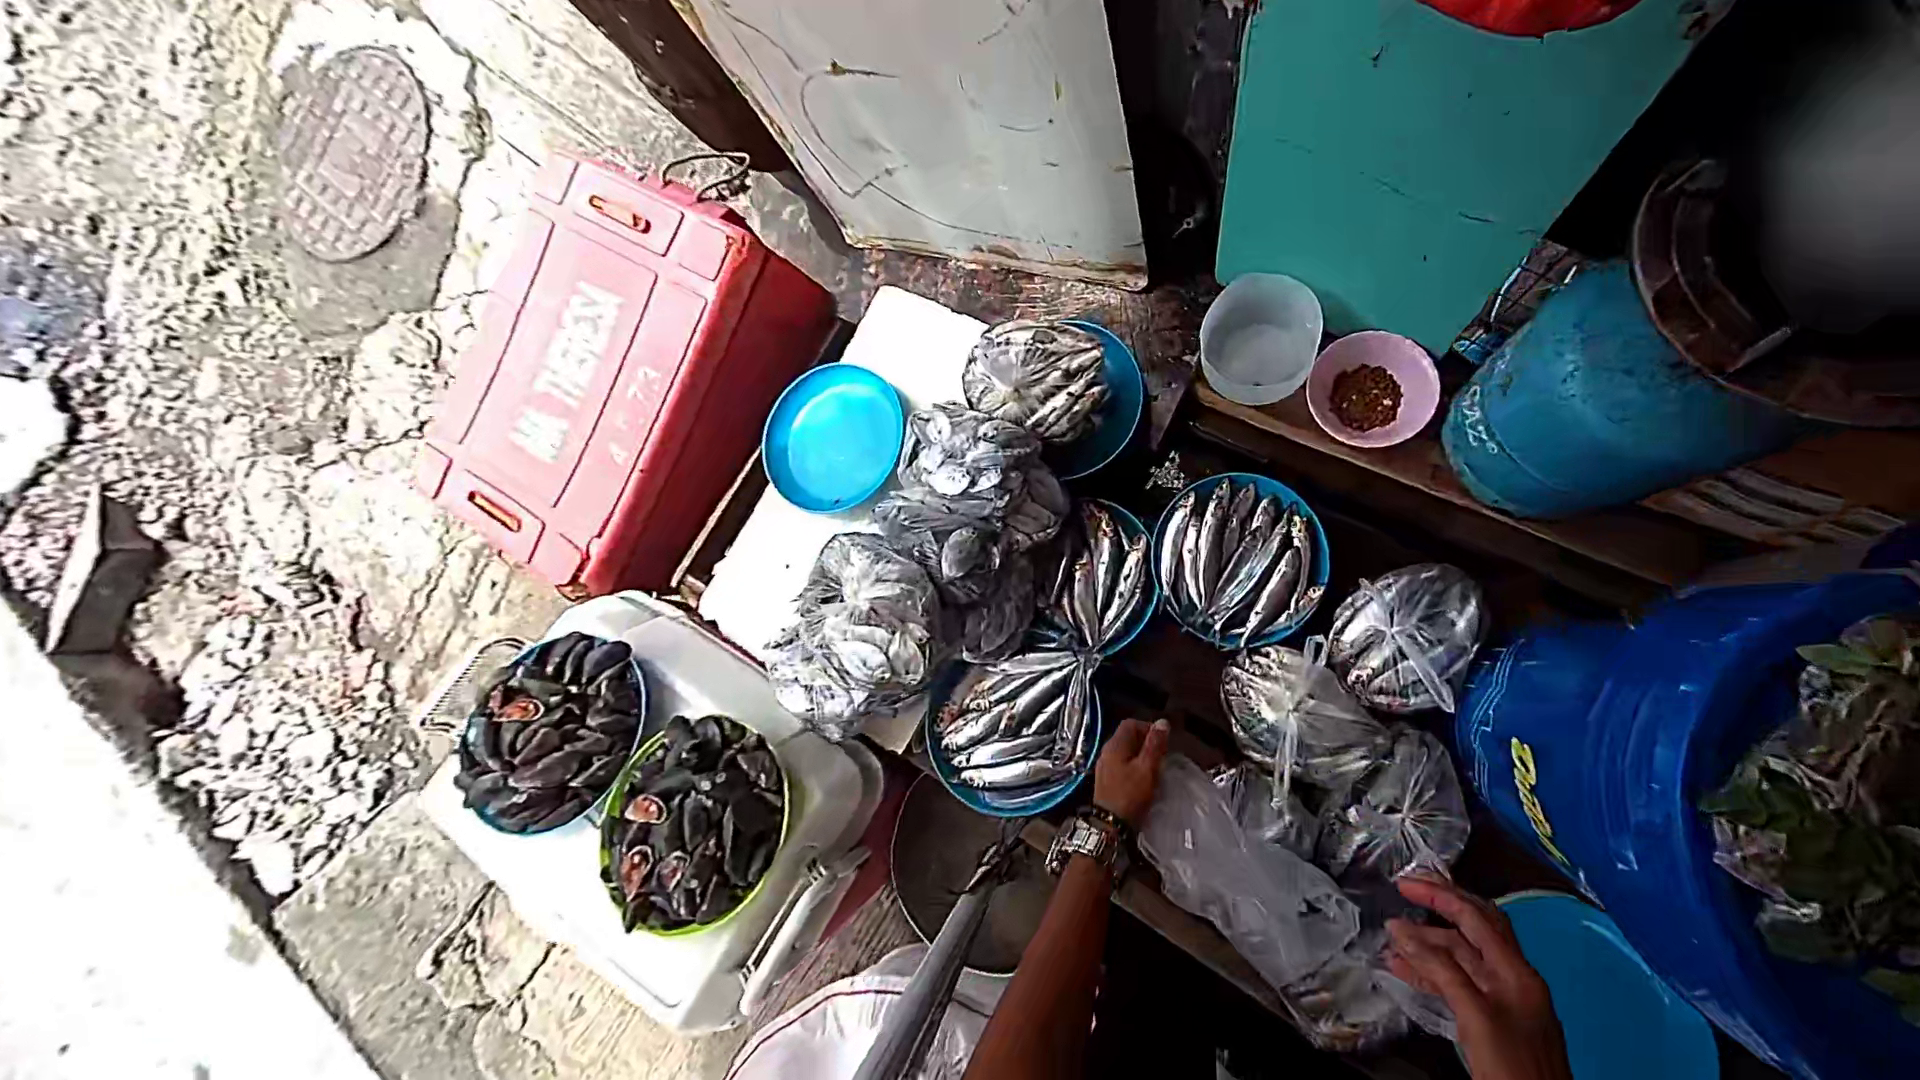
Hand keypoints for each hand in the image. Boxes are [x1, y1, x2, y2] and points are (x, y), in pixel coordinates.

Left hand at [1093, 717, 1169, 828]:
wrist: (1110, 825)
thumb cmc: (1130, 795)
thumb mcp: (1147, 769)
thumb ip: (1154, 745)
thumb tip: (1162, 722)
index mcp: (1115, 745)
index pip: (1130, 724)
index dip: (1148, 727)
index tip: (1164, 741)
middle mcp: (1106, 751)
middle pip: (1127, 736)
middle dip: (1146, 742)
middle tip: (1163, 755)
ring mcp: (1104, 766)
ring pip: (1125, 751)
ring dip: (1141, 755)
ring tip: (1156, 767)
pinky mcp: (1106, 779)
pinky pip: (1122, 764)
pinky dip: (1134, 766)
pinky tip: (1144, 778)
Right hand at [1387, 874, 1571, 1079]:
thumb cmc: (1512, 1065)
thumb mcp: (1474, 1014)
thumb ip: (1438, 968)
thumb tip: (1399, 928)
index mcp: (1515, 971)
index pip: (1474, 916)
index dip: (1437, 895)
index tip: (1402, 884)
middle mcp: (1513, 976)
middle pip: (1475, 925)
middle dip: (1440, 903)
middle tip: (1406, 889)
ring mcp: (1506, 996)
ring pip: (1462, 953)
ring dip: (1427, 942)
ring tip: (1392, 941)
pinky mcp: (1494, 1014)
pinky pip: (1458, 977)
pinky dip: (1431, 967)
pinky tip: (1405, 969)